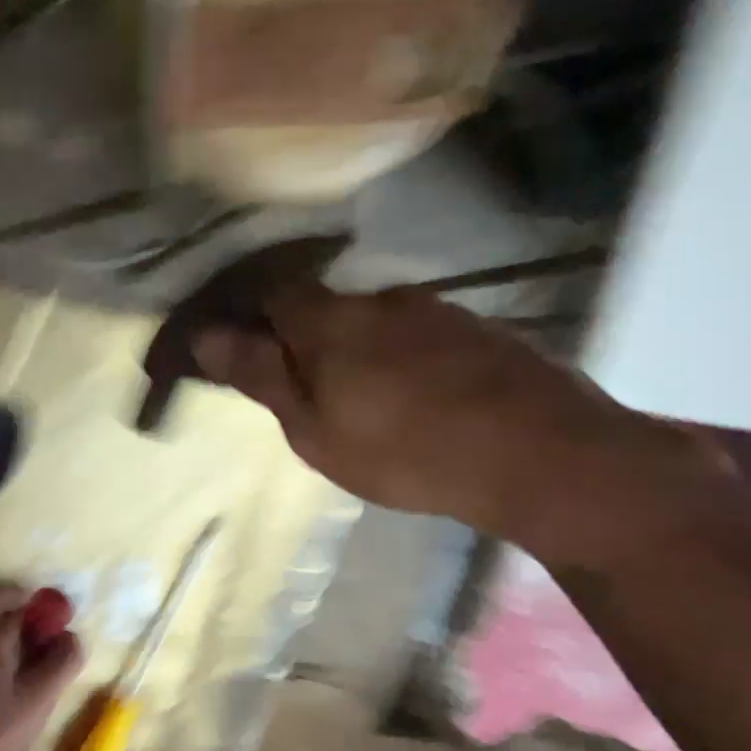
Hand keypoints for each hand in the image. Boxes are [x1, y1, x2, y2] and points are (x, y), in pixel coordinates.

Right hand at [193, 282, 719, 563]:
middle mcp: (384, 301)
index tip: (235, 347)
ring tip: (357, 402)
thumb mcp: (311, 427)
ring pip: (375, 325)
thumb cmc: (403, 451)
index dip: (248, 313)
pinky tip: (409, 402)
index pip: (272, 292)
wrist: (546, 457)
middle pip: (325, 308)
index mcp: (331, 321)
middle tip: (297, 390)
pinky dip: (399, 362)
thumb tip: (205, 335)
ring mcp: (440, 313)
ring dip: (355, 352)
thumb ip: (259, 376)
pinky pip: (417, 339)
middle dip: (303, 339)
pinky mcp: (482, 333)